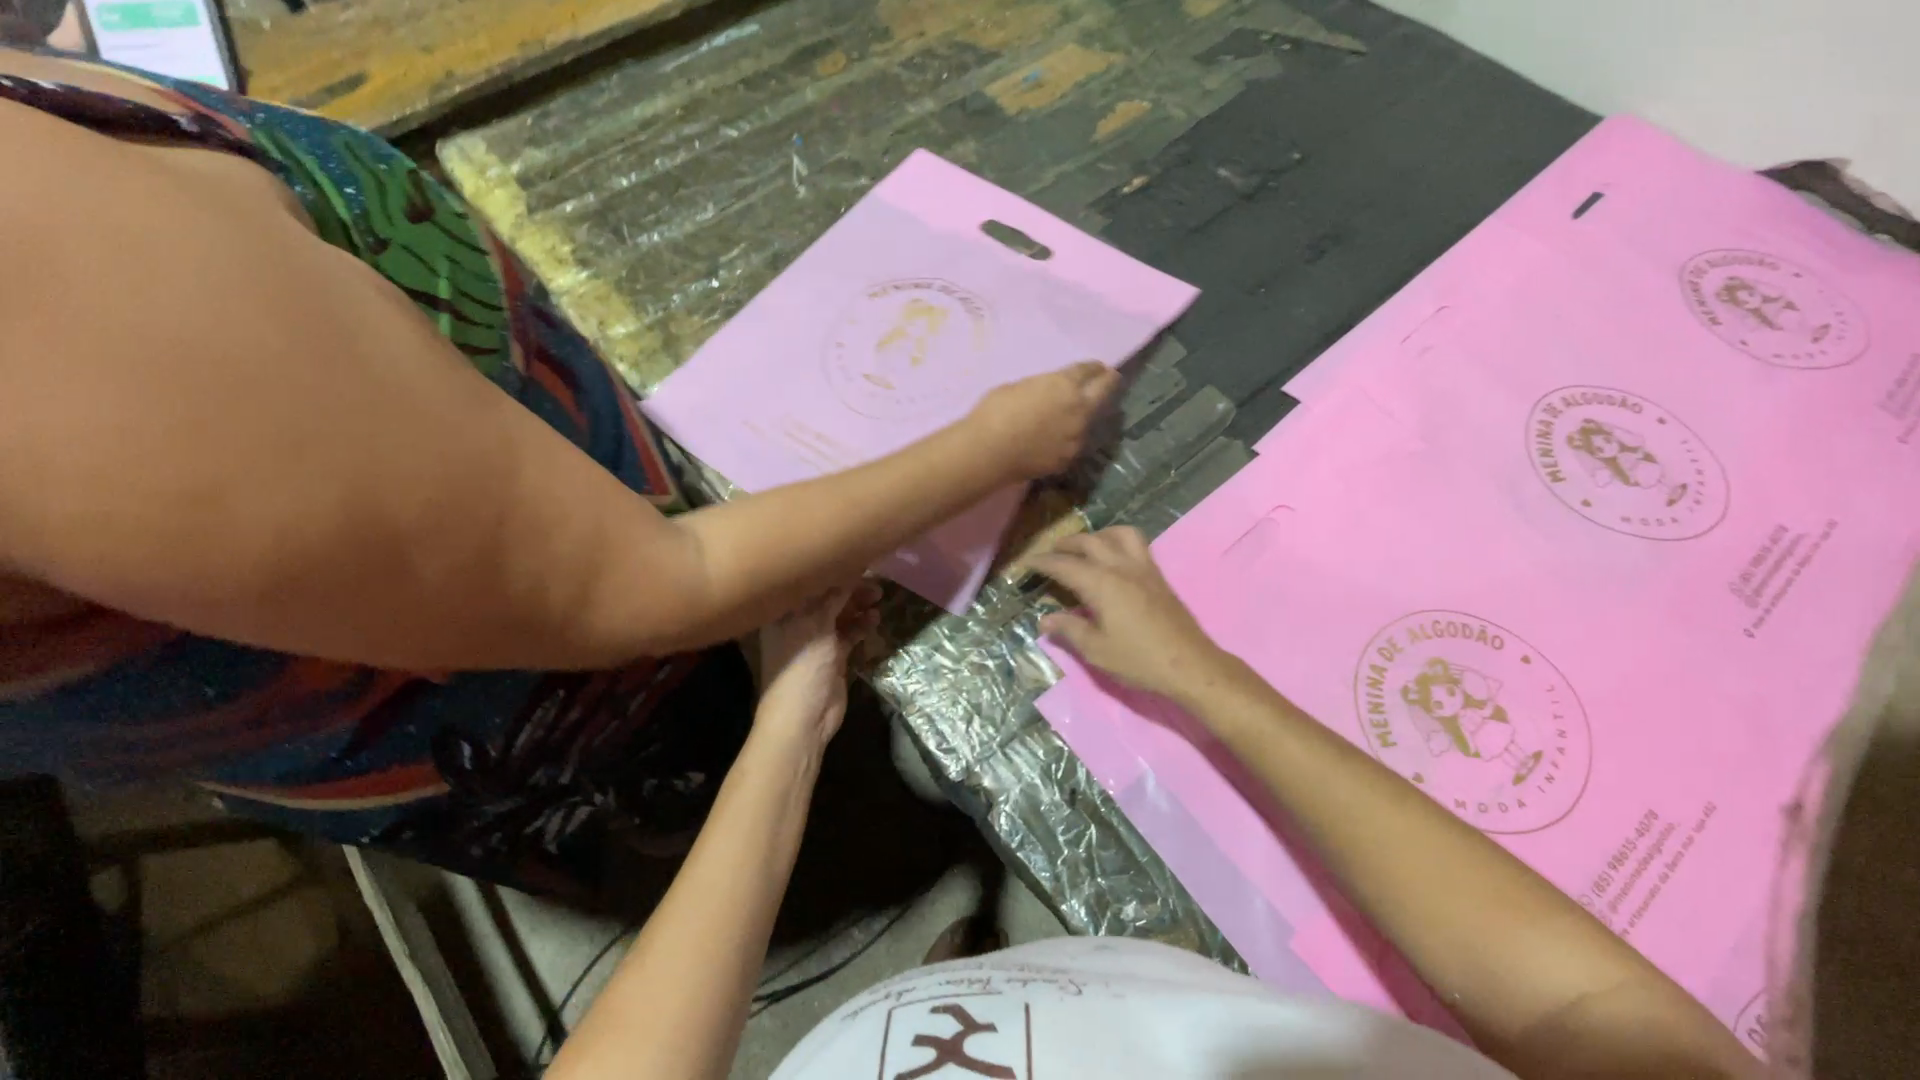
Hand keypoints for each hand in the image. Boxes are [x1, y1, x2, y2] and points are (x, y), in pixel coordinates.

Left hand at [753, 581, 881, 749]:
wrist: (804, 717)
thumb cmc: (802, 666)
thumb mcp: (816, 624)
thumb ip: (833, 595)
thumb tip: (851, 565)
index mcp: (784, 612)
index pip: (808, 582)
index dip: (830, 569)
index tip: (855, 556)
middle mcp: (797, 621)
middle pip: (826, 596)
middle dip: (849, 587)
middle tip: (875, 581)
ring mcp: (816, 639)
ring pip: (840, 613)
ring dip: (858, 605)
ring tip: (878, 598)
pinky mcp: (832, 655)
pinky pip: (849, 633)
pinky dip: (861, 625)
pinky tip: (875, 620)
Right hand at [968, 361, 1120, 480]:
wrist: (988, 451)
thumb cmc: (995, 411)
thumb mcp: (1020, 387)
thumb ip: (1043, 388)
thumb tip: (1050, 394)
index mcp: (1065, 385)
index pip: (1089, 370)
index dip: (1093, 367)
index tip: (1097, 367)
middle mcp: (1080, 409)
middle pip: (1104, 392)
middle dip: (1109, 382)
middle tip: (1110, 378)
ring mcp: (1077, 437)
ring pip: (1088, 421)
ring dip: (1085, 415)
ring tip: (1074, 416)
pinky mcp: (1068, 458)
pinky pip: (1073, 444)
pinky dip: (1068, 439)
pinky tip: (1056, 441)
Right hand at [1032, 528, 1235, 701]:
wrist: (1190, 665)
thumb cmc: (1139, 661)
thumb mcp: (1096, 650)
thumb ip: (1069, 629)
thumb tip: (1045, 619)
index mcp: (1102, 584)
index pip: (1065, 565)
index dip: (1043, 562)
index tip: (1027, 563)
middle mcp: (1122, 567)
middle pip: (1090, 542)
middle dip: (1066, 544)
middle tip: (1050, 554)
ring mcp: (1144, 569)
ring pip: (1118, 534)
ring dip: (1097, 535)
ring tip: (1085, 548)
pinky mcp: (1158, 577)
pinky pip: (1137, 544)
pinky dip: (1118, 541)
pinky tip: (1113, 559)